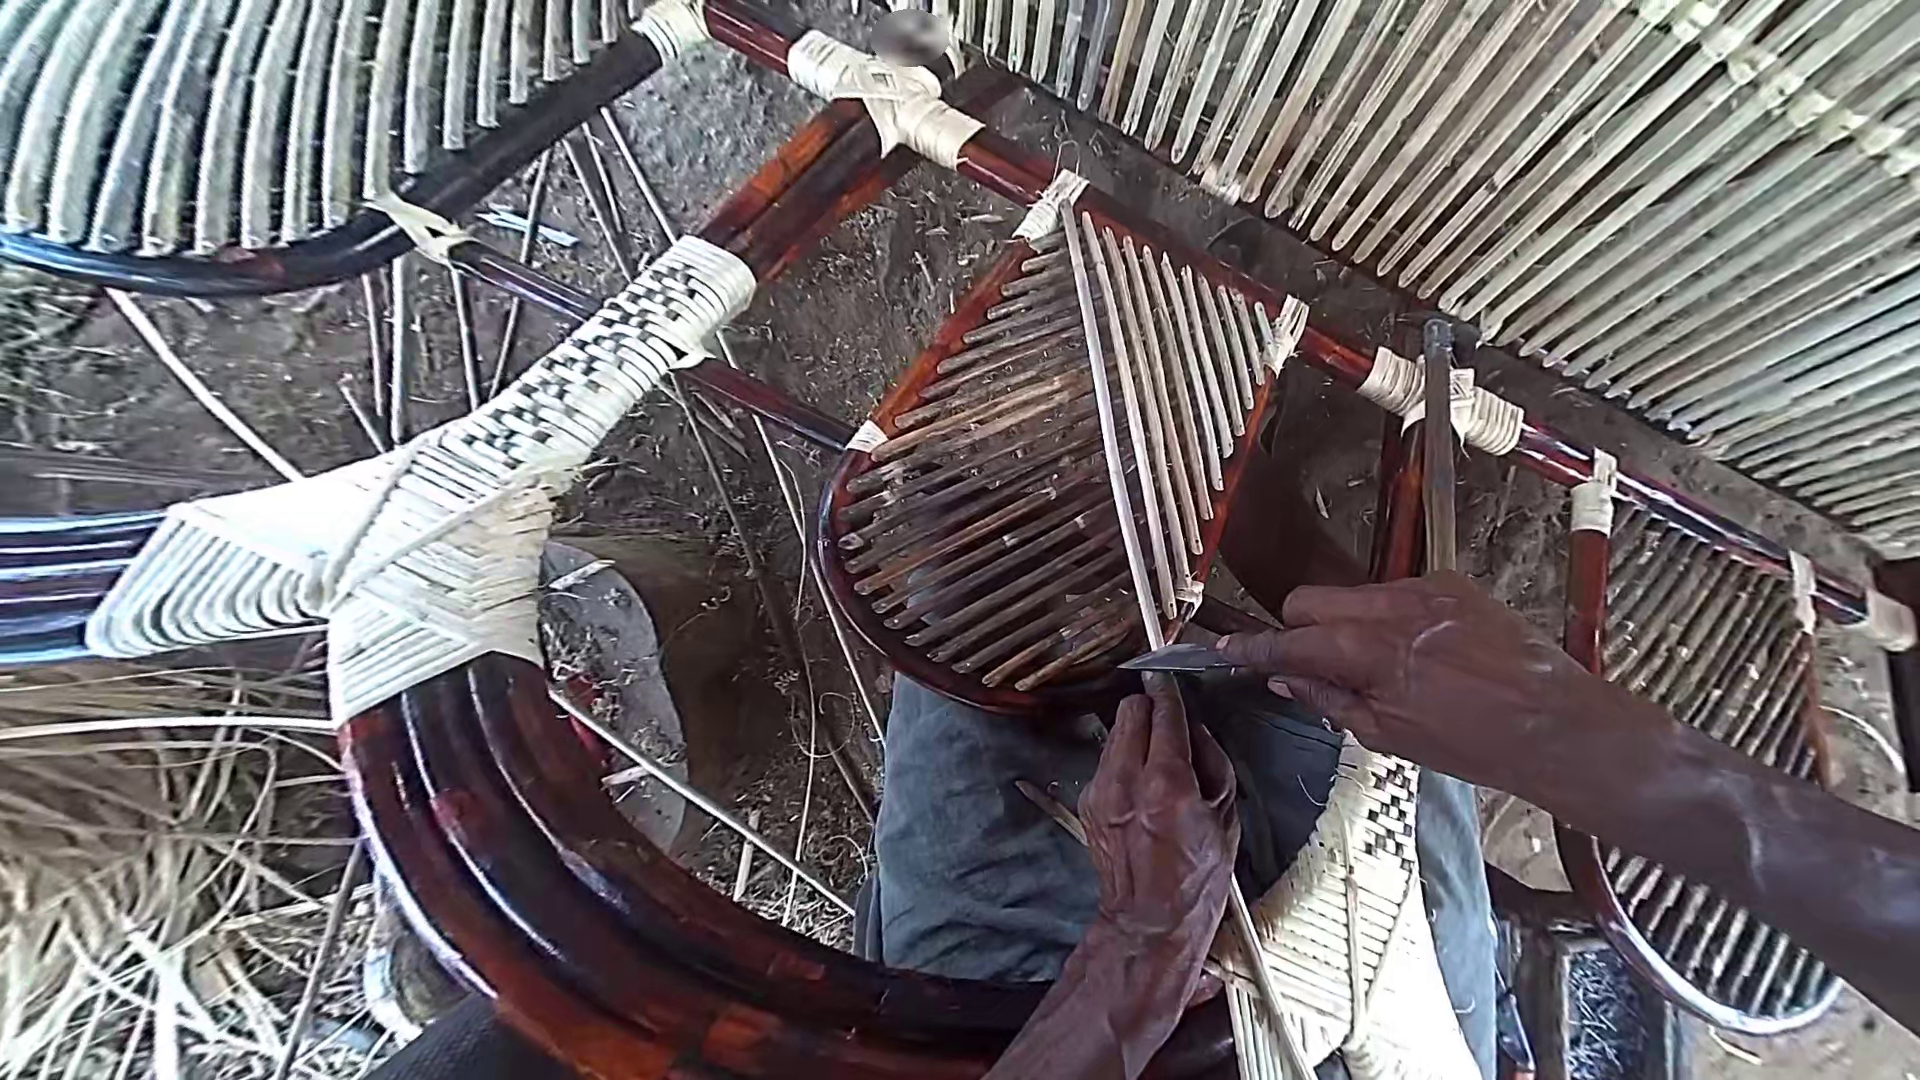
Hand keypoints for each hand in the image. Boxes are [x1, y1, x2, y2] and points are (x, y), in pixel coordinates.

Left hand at [1080, 672, 1237, 945]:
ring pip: (1115, 731)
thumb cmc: (1197, 876)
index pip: (1163, 715)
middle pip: (1129, 711)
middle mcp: (1126, 782)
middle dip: (1149, 708)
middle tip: (1166, 722)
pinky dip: (1124, 760)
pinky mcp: (1088, 799)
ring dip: (1136, 734)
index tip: (1167, 679)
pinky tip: (1140, 787)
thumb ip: (1211, 760)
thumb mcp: (1226, 818)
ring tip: (1157, 763)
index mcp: (1167, 786)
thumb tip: (1191, 725)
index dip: (1168, 692)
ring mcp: (1101, 790)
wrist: (1149, 919)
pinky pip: (1106, 759)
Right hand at [1215, 572, 1659, 802]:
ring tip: (1376, 659)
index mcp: (1367, 652)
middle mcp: (1387, 609)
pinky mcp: (1449, 584)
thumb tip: (1283, 679)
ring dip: (1342, 622)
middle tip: (1313, 660)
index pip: (1287, 641)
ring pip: (1346, 595)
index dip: (1251, 648)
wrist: (1568, 730)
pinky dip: (1384, 616)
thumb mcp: (1386, 734)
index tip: (1225, 648)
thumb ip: (1324, 697)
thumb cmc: (1473, 745)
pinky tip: (1415, 646)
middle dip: (1297, 628)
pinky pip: (1390, 592)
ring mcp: (1421, 590)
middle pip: (1305, 600)